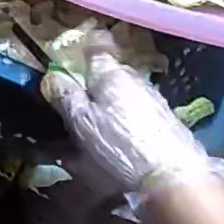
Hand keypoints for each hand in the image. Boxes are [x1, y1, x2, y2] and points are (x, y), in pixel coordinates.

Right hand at [42, 29, 217, 194]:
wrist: (172, 177)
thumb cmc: (119, 144)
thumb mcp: (81, 122)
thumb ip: (65, 96)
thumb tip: (50, 75)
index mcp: (110, 74)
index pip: (97, 46)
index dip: (83, 46)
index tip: (70, 57)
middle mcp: (133, 79)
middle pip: (106, 74)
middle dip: (89, 84)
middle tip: (71, 106)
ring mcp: (151, 99)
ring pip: (118, 94)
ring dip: (104, 105)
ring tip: (90, 130)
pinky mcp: (162, 120)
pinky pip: (131, 111)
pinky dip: (119, 119)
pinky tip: (114, 140)